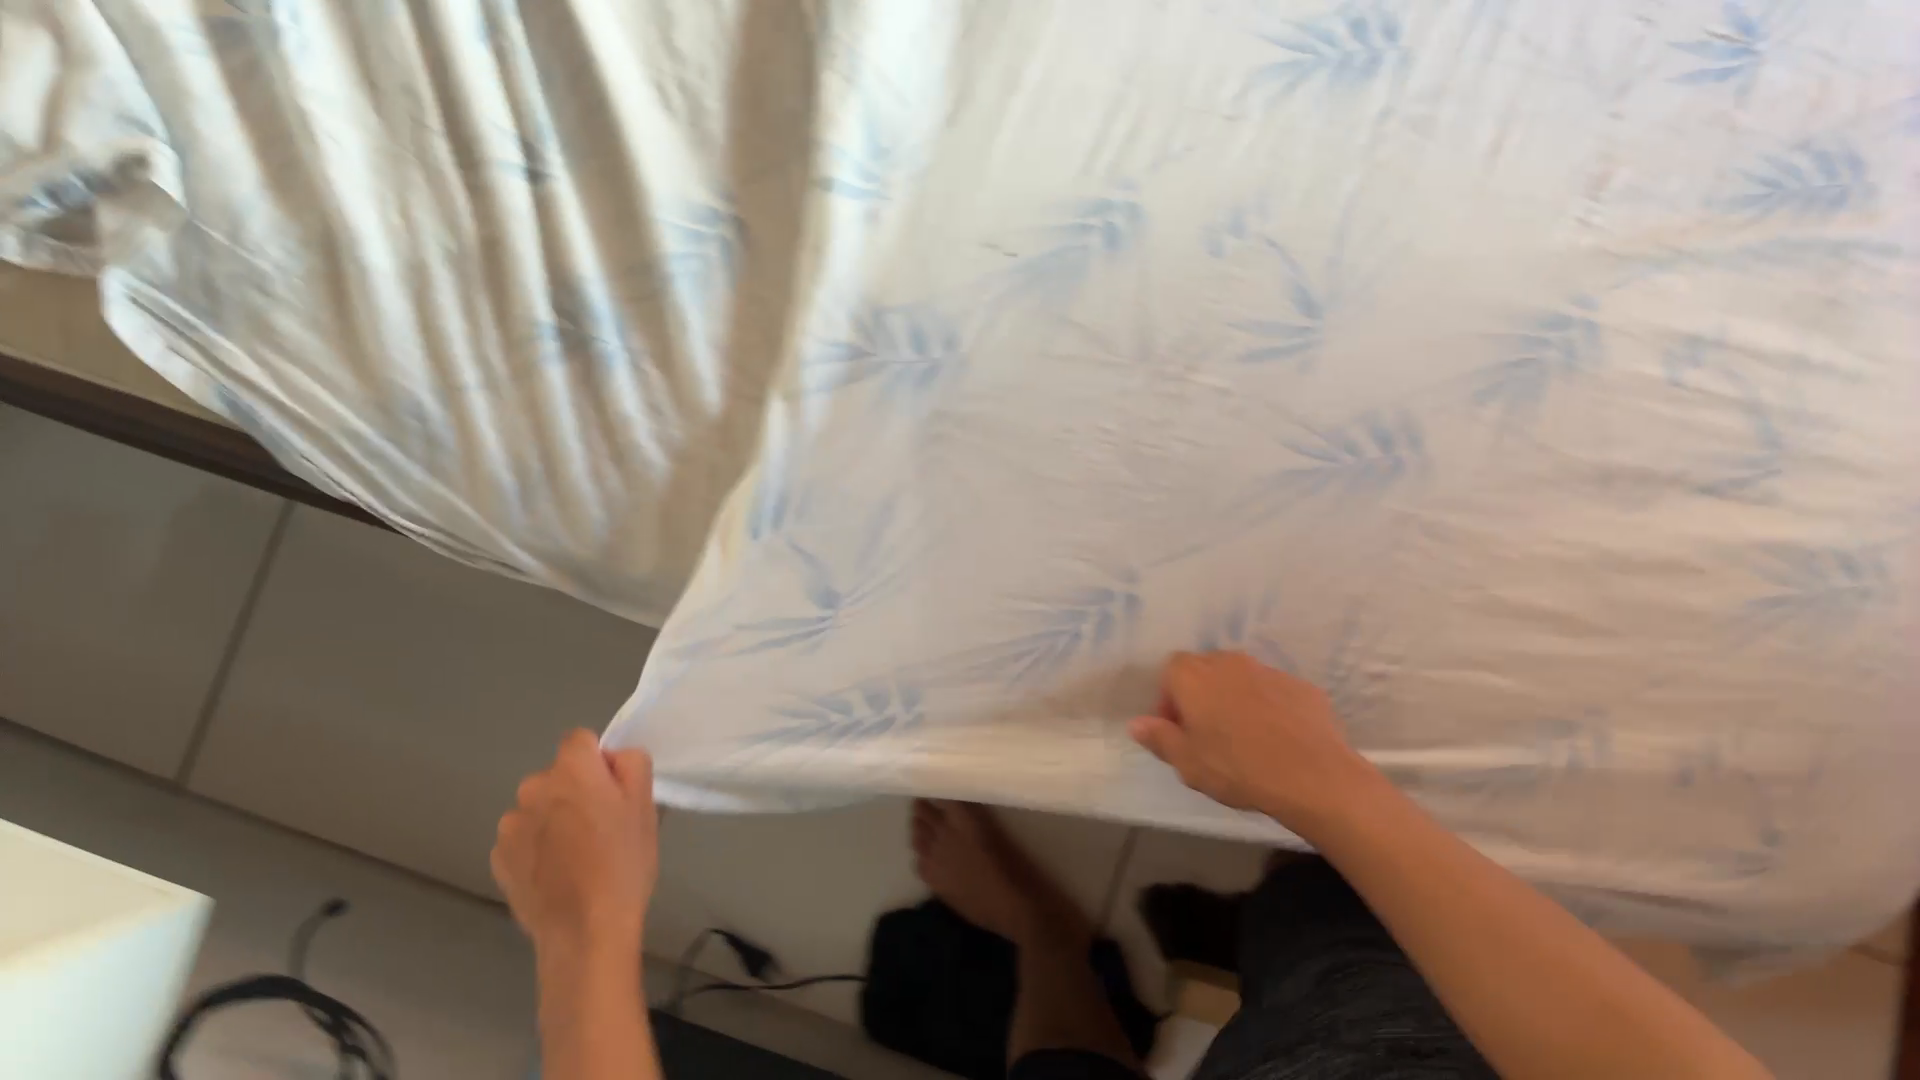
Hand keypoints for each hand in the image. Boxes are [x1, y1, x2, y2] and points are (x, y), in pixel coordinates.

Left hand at [492, 730, 658, 964]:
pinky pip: (522, 840)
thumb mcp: (646, 806)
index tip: (613, 791)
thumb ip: (632, 764)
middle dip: (575, 791)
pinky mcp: (497, 859)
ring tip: (577, 856)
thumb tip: (613, 759)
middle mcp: (533, 788)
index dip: (599, 761)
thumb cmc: (623, 862)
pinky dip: (536, 849)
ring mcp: (509, 826)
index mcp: (571, 770)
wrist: (584, 931)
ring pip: (538, 808)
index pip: (580, 740)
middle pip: (557, 776)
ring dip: (553, 820)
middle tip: (601, 826)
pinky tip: (557, 875)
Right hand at [1129, 651, 1383, 836]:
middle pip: (1205, 670)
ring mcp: (1269, 671)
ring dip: (1234, 700)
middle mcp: (1229, 662)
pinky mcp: (1301, 687)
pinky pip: (1273, 692)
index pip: (1169, 671)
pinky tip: (1276, 740)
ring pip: (1240, 679)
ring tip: (1242, 739)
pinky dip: (1268, 708)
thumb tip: (1137, 724)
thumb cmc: (1237, 768)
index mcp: (1194, 676)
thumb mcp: (1187, 762)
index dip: (1169, 700)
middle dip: (1200, 695)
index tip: (1176, 731)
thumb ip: (1159, 738)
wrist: (1313, 776)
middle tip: (1205, 735)